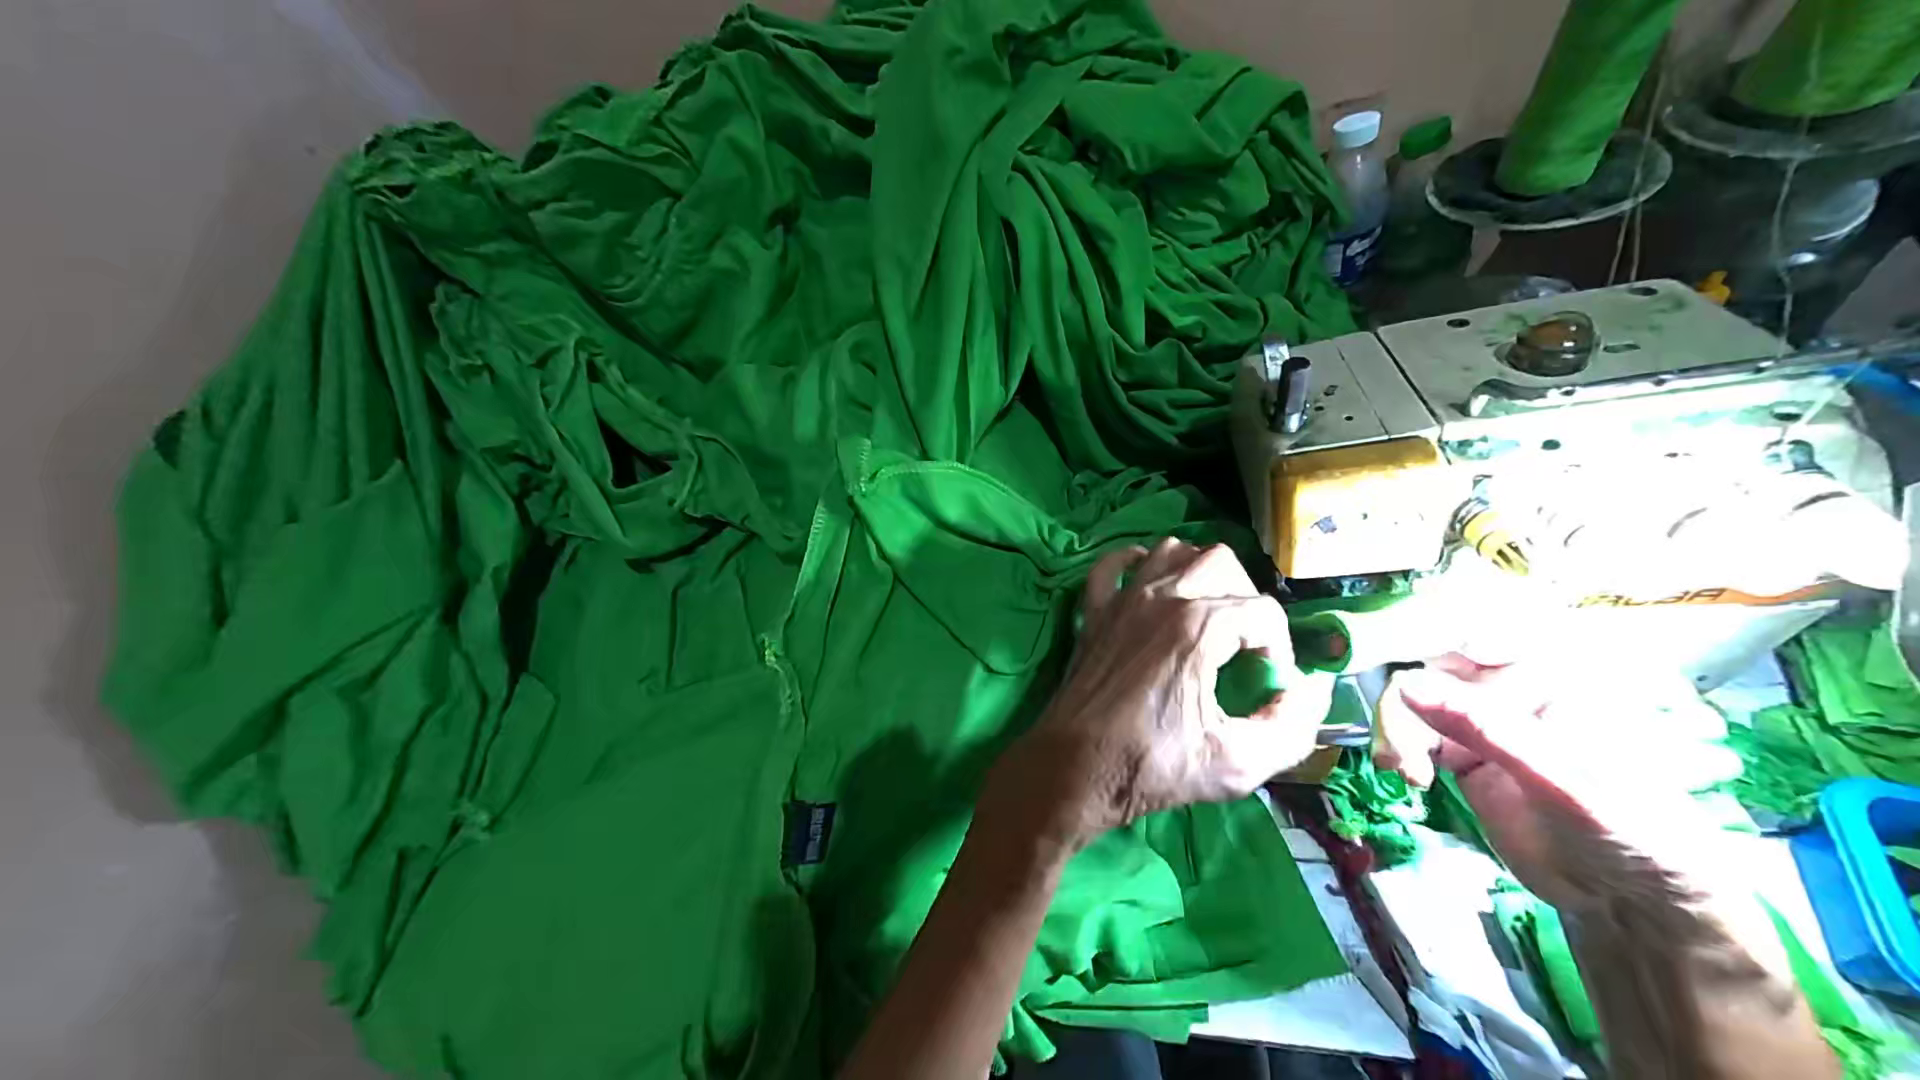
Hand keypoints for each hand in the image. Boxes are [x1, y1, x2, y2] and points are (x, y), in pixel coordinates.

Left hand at [986, 539, 1331, 850]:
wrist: (1071, 769)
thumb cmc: (1150, 768)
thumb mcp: (1237, 764)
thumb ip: (1290, 727)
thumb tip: (1309, 692)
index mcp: (1196, 627)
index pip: (1263, 612)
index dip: (1280, 648)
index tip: (1269, 686)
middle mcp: (1158, 597)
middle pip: (1222, 561)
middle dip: (1245, 597)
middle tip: (1244, 644)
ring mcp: (1120, 599)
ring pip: (1170, 550)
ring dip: (1197, 572)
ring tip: (1207, 614)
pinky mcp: (1093, 611)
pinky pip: (1112, 564)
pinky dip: (1134, 564)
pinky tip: (1148, 585)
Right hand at [1377, 652, 1736, 912]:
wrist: (1634, 903)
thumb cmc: (1630, 831)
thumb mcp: (1560, 779)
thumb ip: (1484, 728)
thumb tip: (1405, 684)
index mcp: (1551, 668)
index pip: (1472, 628)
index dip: (1418, 628)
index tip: (1369, 646)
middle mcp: (1509, 682)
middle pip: (1427, 662)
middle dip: (1401, 699)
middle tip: (1398, 746)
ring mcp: (1480, 715)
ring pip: (1409, 696)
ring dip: (1396, 729)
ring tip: (1405, 772)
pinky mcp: (1456, 746)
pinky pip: (1409, 729)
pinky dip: (1397, 748)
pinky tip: (1408, 776)